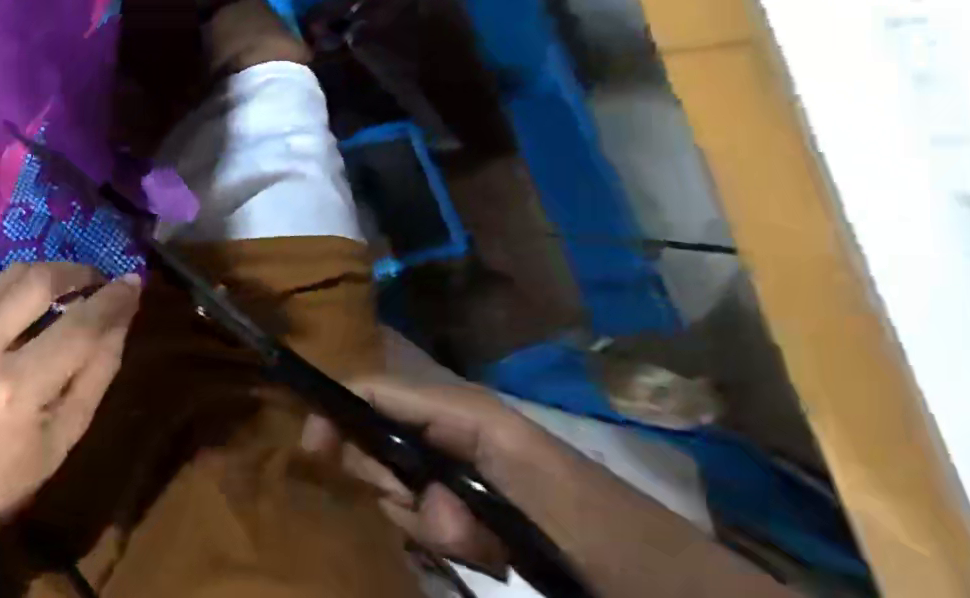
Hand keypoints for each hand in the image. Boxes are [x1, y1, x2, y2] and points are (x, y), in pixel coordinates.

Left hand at [0, 262, 142, 521]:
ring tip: (76, 290)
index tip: (134, 283)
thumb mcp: (74, 424)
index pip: (77, 326)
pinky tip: (40, 307)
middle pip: (39, 281)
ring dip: (53, 274)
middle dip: (79, 273)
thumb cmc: (22, 465)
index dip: (111, 300)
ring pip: (17, 272)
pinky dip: (26, 288)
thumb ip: (102, 361)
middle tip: (102, 284)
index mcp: (16, 388)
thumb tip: (125, 305)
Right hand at [301, 376, 554, 574]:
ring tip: (481, 545)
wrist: (656, 580)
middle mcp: (446, 433)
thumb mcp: (496, 436)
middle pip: (375, 444)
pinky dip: (444, 542)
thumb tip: (355, 392)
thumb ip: (427, 409)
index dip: (335, 408)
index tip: (313, 447)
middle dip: (394, 485)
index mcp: (452, 405)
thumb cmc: (572, 497)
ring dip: (426, 524)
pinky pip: (424, 523)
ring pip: (397, 491)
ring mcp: (457, 478)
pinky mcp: (469, 516)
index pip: (371, 391)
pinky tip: (486, 554)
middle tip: (443, 516)